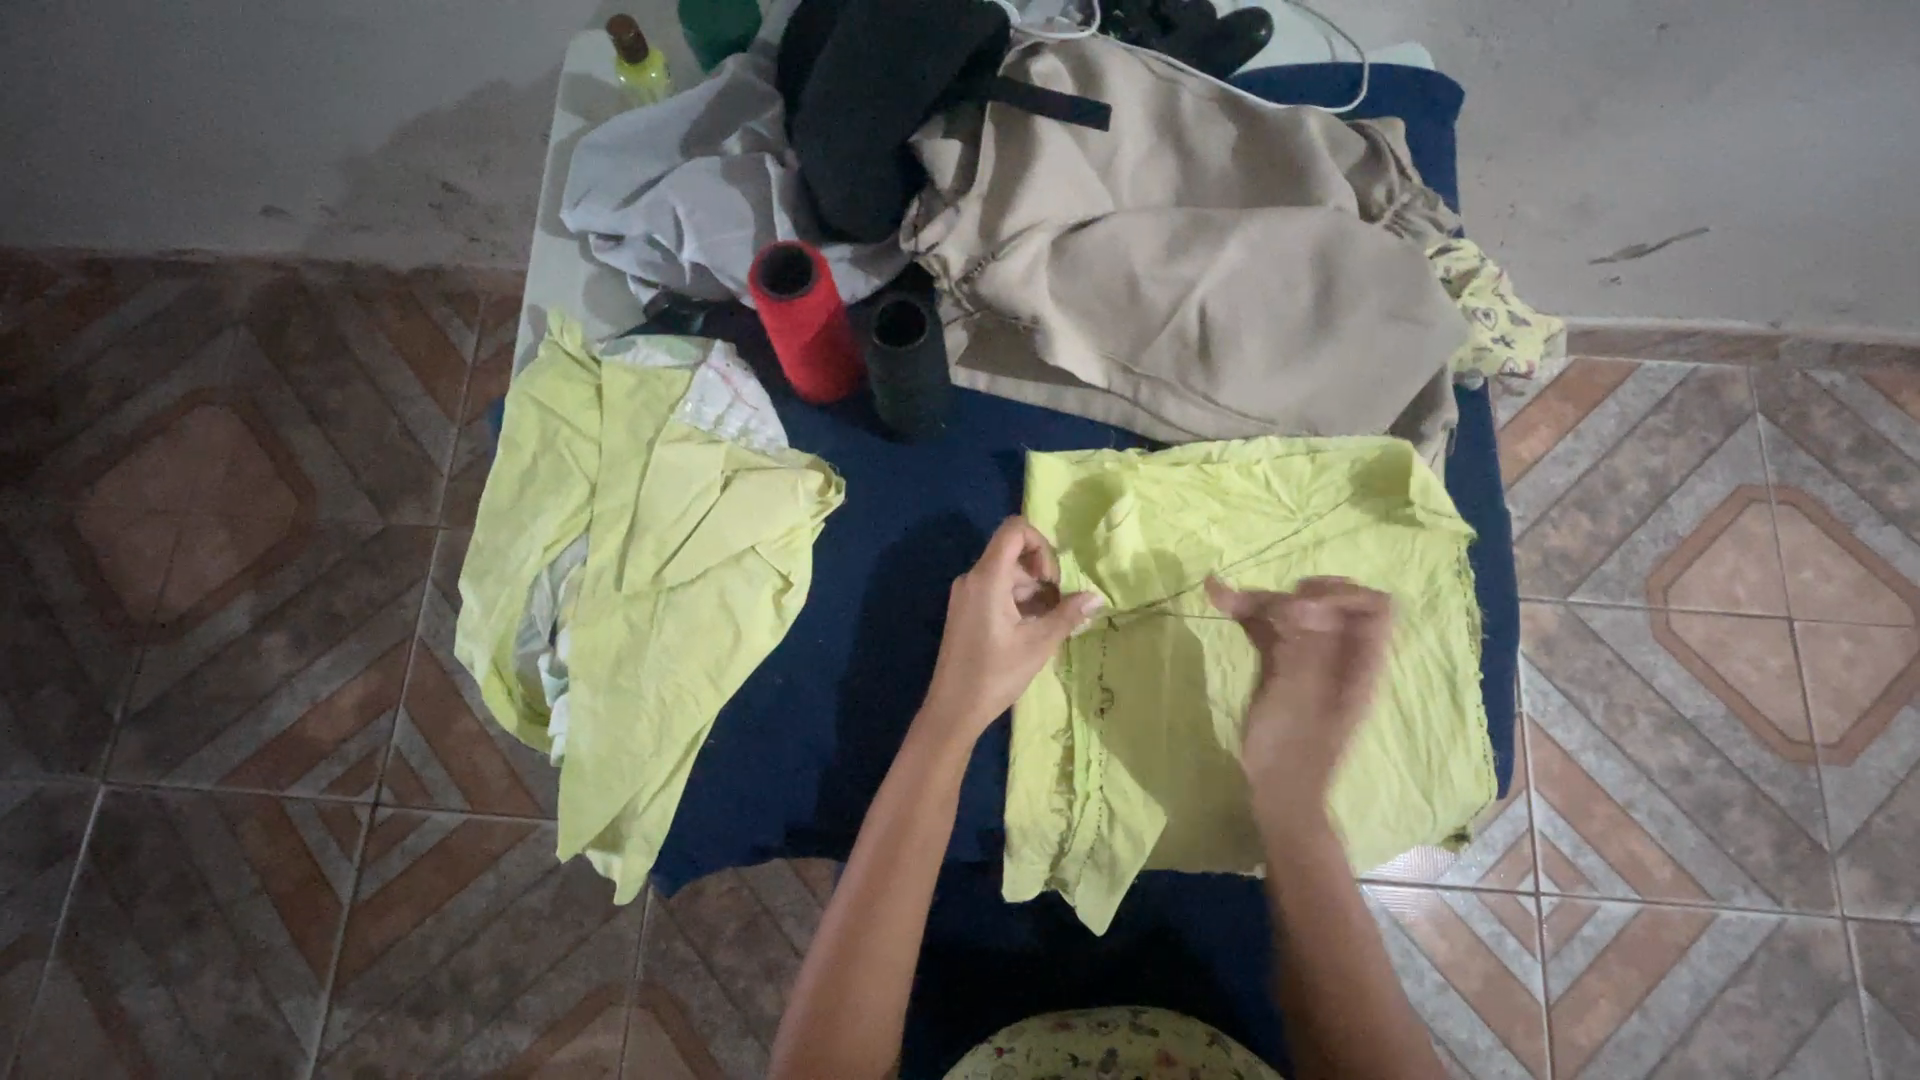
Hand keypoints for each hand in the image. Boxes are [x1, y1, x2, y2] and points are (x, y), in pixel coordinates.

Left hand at [919, 517, 1104, 743]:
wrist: (953, 707)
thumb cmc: (995, 674)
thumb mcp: (1038, 644)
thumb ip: (1068, 614)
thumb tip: (1097, 597)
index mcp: (987, 578)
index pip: (1014, 529)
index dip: (1041, 544)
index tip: (1051, 580)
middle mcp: (973, 578)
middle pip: (1014, 554)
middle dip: (1042, 575)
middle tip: (1058, 608)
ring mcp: (967, 594)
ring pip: (1008, 575)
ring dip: (1034, 592)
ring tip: (1050, 624)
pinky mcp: (966, 609)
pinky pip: (997, 591)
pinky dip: (1018, 602)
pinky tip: (1033, 630)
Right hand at [1206, 576, 1392, 811]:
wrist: (1279, 794)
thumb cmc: (1293, 749)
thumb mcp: (1299, 695)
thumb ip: (1305, 645)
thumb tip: (1307, 600)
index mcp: (1360, 662)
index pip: (1373, 606)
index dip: (1341, 595)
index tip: (1301, 606)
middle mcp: (1340, 654)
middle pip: (1328, 602)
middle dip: (1291, 595)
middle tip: (1260, 606)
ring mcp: (1310, 660)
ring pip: (1293, 614)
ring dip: (1260, 601)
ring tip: (1220, 595)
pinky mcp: (1281, 668)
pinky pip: (1270, 632)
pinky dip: (1248, 616)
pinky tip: (1221, 601)